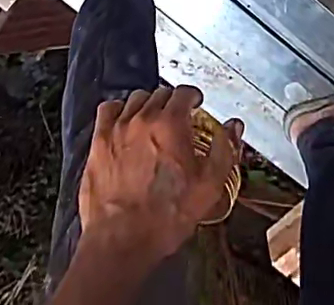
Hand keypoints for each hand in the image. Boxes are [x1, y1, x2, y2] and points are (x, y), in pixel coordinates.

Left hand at [78, 86, 241, 268]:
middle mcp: (144, 118)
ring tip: (153, 120)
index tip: (195, 103)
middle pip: (161, 93)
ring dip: (148, 104)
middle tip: (177, 118)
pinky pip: (108, 109)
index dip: (193, 96)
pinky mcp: (99, 140)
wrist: (121, 241)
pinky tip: (124, 121)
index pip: (184, 92)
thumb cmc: (163, 217)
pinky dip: (118, 110)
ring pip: (136, 99)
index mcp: (171, 124)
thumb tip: (233, 128)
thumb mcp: (208, 187)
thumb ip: (224, 150)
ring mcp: (119, 127)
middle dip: (172, 102)